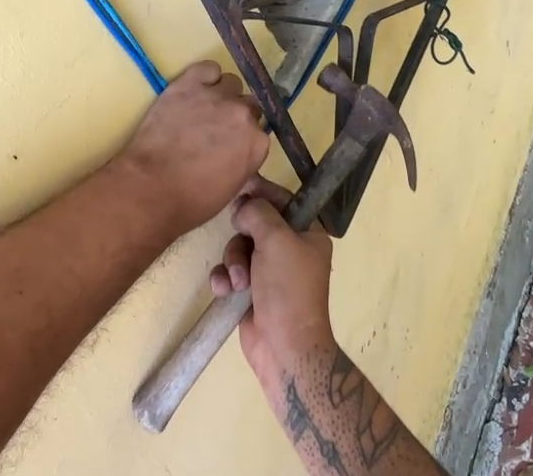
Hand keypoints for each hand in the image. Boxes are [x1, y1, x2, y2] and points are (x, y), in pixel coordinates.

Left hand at [113, 61, 268, 236]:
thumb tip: (238, 152)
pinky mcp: (190, 83)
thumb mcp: (231, 188)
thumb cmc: (190, 201)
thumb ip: (243, 161)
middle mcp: (244, 114)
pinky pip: (208, 67)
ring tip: (201, 109)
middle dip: (234, 117)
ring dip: (221, 94)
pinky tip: (194, 89)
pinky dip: (204, 76)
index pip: (258, 131)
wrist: (151, 188)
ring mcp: (217, 95)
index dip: (242, 138)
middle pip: (247, 105)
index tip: (229, 145)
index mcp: (257, 143)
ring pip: (231, 83)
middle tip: (213, 130)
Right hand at [208, 178, 335, 393]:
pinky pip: (230, 271)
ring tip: (237, 281)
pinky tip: (225, 290)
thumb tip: (244, 206)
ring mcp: (269, 271)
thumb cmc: (288, 288)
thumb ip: (259, 213)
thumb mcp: (276, 240)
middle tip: (240, 234)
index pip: (283, 201)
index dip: (262, 192)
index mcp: (307, 233)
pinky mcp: (250, 291)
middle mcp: (290, 249)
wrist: (284, 348)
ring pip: (239, 247)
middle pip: (256, 223)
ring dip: (233, 261)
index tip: (240, 186)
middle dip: (243, 234)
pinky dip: (225, 278)